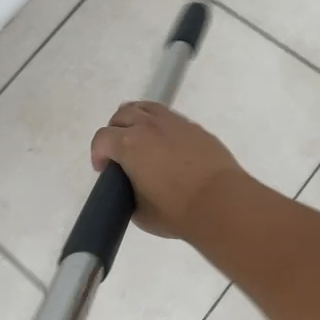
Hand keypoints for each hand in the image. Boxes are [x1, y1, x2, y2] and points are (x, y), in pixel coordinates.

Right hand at [90, 102, 249, 240]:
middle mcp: (150, 126)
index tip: (104, 170)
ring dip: (137, 119)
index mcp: (129, 144)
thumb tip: (134, 190)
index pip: (102, 138)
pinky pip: (170, 117)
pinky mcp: (196, 128)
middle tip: (120, 153)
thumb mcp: (140, 212)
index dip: (98, 153)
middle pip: (123, 115)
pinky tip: (166, 144)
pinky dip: (160, 125)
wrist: (221, 201)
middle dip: (115, 132)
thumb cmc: (176, 211)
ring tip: (140, 140)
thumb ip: (129, 195)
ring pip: (147, 108)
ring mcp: (175, 123)